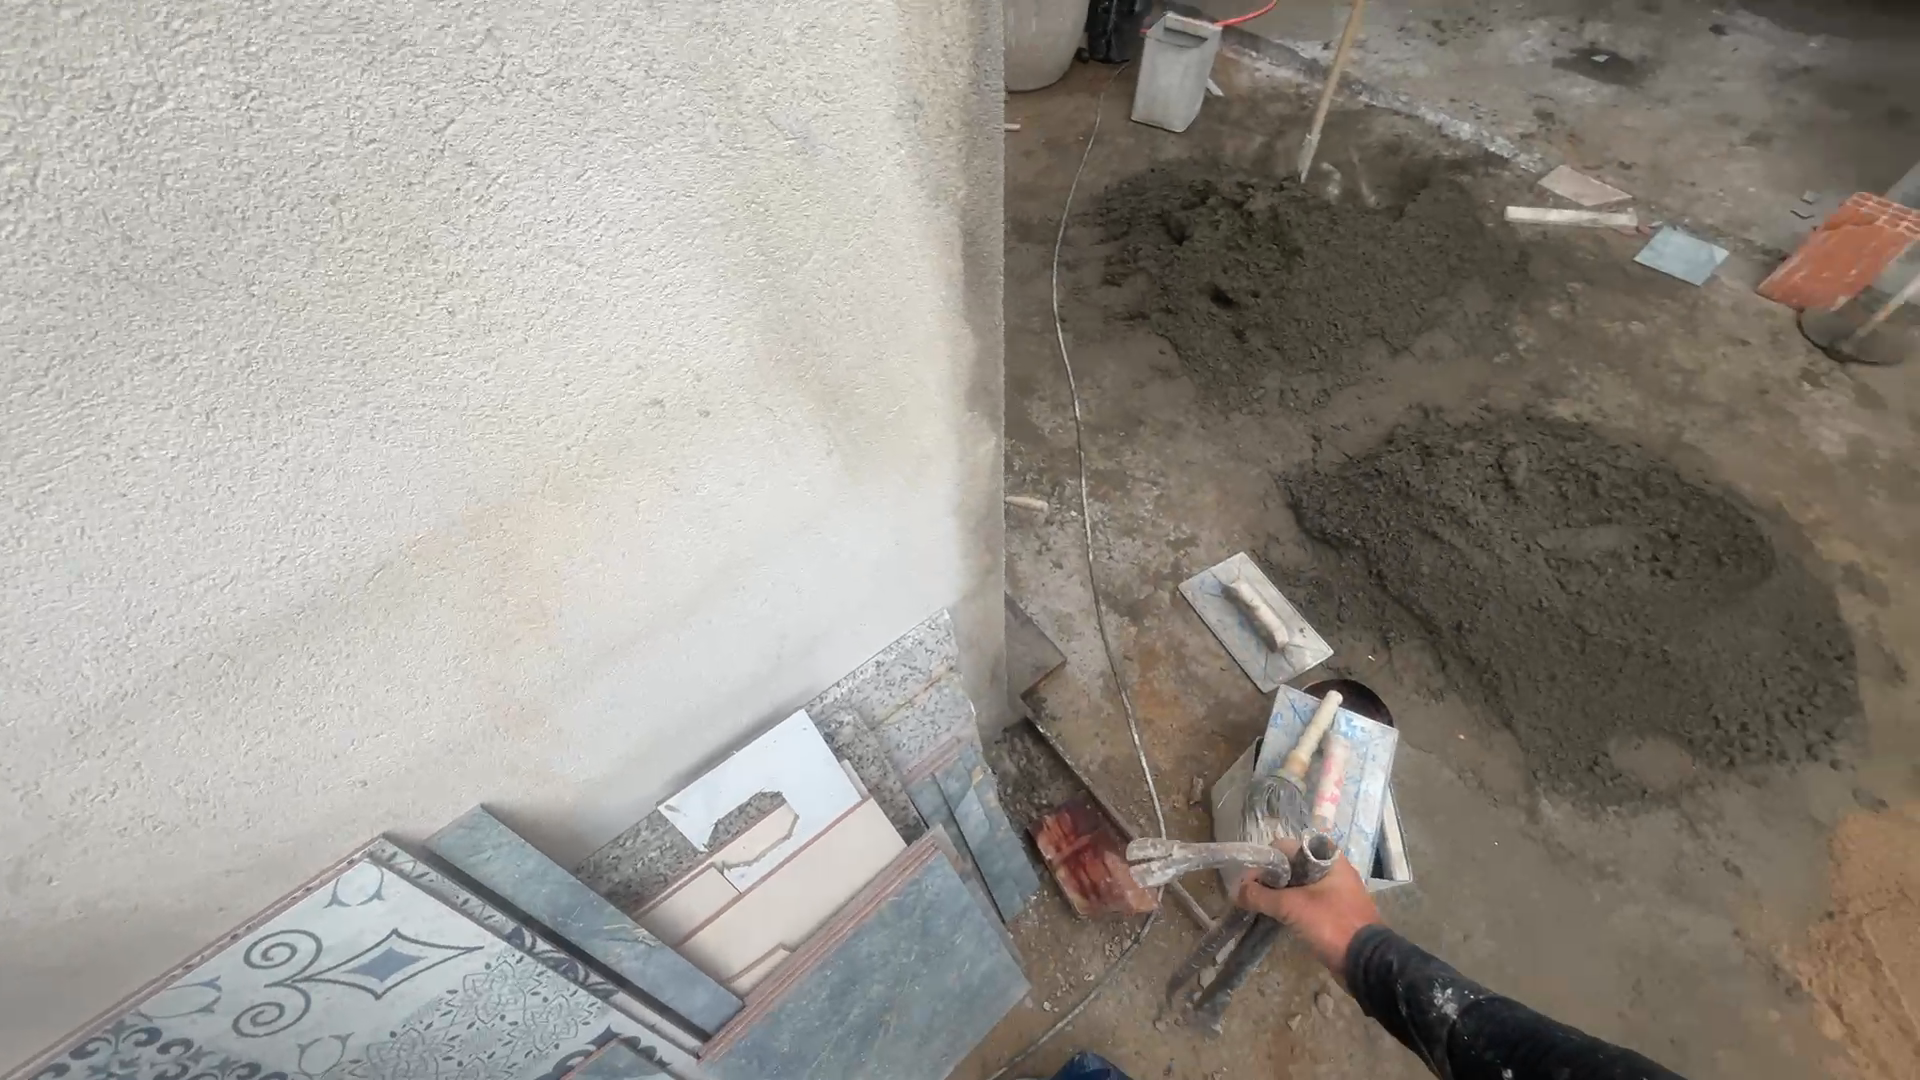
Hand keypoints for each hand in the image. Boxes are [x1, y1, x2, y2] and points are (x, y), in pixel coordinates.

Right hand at [1235, 842, 1381, 975]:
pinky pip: (1305, 900)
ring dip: (1277, 893)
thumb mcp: (1291, 907)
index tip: (1250, 879)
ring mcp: (1334, 891)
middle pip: (1289, 865)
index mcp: (1327, 858)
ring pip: (1296, 884)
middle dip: (1268, 878)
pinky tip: (1276, 916)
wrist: (1368, 965)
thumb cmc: (1331, 924)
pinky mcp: (1333, 911)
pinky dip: (1289, 905)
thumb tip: (1236, 892)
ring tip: (1259, 905)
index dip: (1264, 860)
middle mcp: (1331, 869)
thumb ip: (1261, 896)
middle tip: (1252, 893)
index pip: (1284, 846)